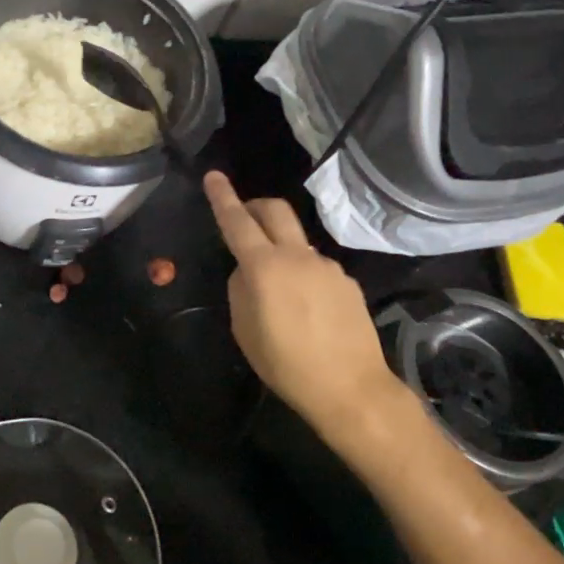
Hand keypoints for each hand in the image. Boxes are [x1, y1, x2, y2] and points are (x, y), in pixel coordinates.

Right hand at [203, 172, 408, 438]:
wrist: (350, 388)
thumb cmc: (285, 363)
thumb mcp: (244, 329)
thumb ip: (241, 289)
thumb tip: (248, 272)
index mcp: (265, 267)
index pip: (237, 222)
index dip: (222, 197)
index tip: (213, 176)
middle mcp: (298, 257)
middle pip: (275, 211)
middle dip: (254, 206)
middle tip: (242, 217)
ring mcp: (328, 267)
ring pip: (296, 242)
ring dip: (280, 248)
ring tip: (275, 288)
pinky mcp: (347, 283)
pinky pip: (316, 267)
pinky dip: (302, 274)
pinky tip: (305, 308)